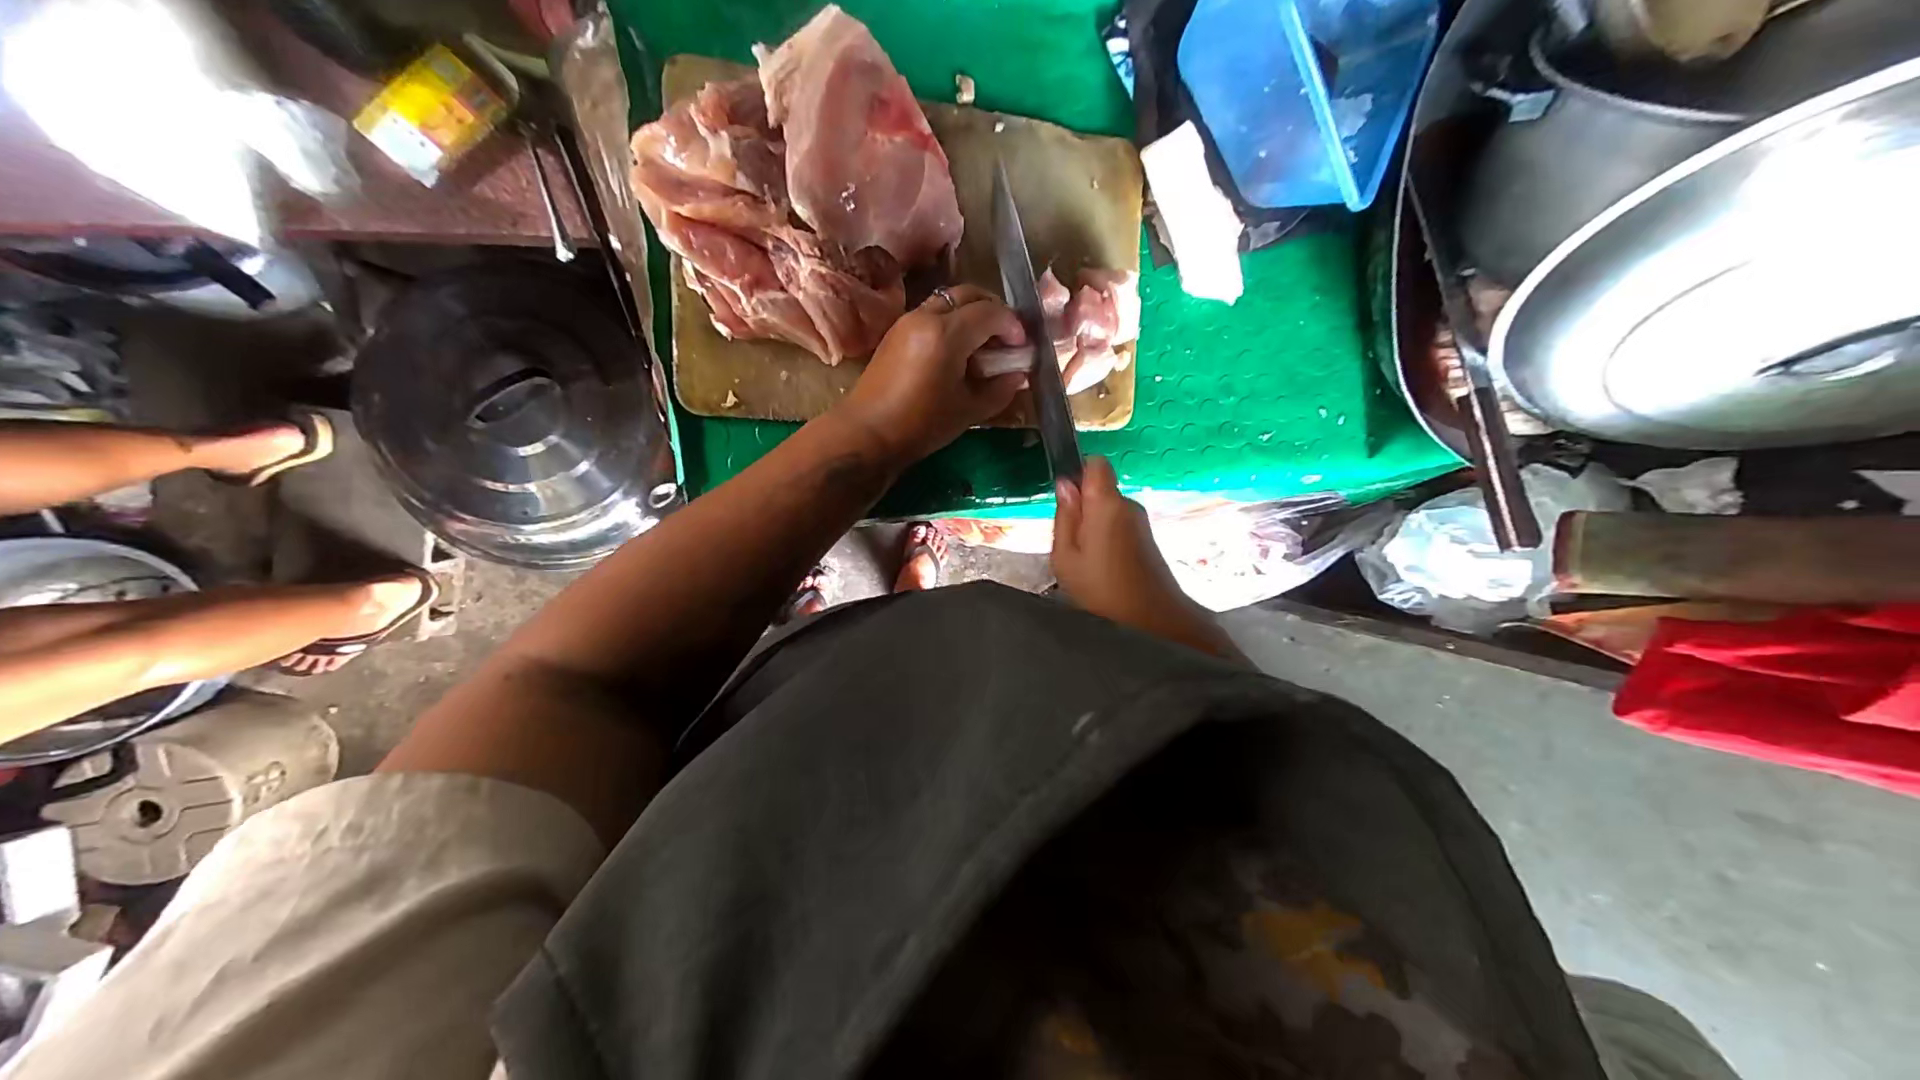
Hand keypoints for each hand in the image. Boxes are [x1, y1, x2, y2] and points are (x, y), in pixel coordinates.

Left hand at [834, 286, 1027, 463]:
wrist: (866, 434)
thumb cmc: (921, 425)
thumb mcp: (969, 411)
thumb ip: (1000, 389)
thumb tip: (1017, 375)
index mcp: (947, 333)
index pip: (992, 312)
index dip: (1013, 326)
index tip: (1022, 347)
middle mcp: (926, 316)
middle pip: (969, 294)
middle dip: (993, 311)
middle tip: (1005, 339)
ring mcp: (907, 321)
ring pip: (948, 301)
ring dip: (970, 314)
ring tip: (982, 345)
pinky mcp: (895, 332)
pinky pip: (931, 313)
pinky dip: (951, 321)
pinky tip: (957, 351)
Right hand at [1052, 456, 1244, 661]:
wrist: (1153, 622)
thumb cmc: (1102, 590)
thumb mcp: (1066, 557)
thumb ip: (1065, 517)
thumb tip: (1065, 484)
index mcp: (1107, 503)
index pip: (1095, 463)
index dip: (1078, 473)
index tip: (1066, 500)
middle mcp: (1129, 505)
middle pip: (1100, 490)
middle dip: (1083, 507)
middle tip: (1069, 542)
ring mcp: (1141, 523)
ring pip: (1109, 511)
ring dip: (1094, 527)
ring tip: (1084, 561)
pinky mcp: (1148, 540)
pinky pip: (1119, 527)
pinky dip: (1107, 540)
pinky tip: (1101, 568)